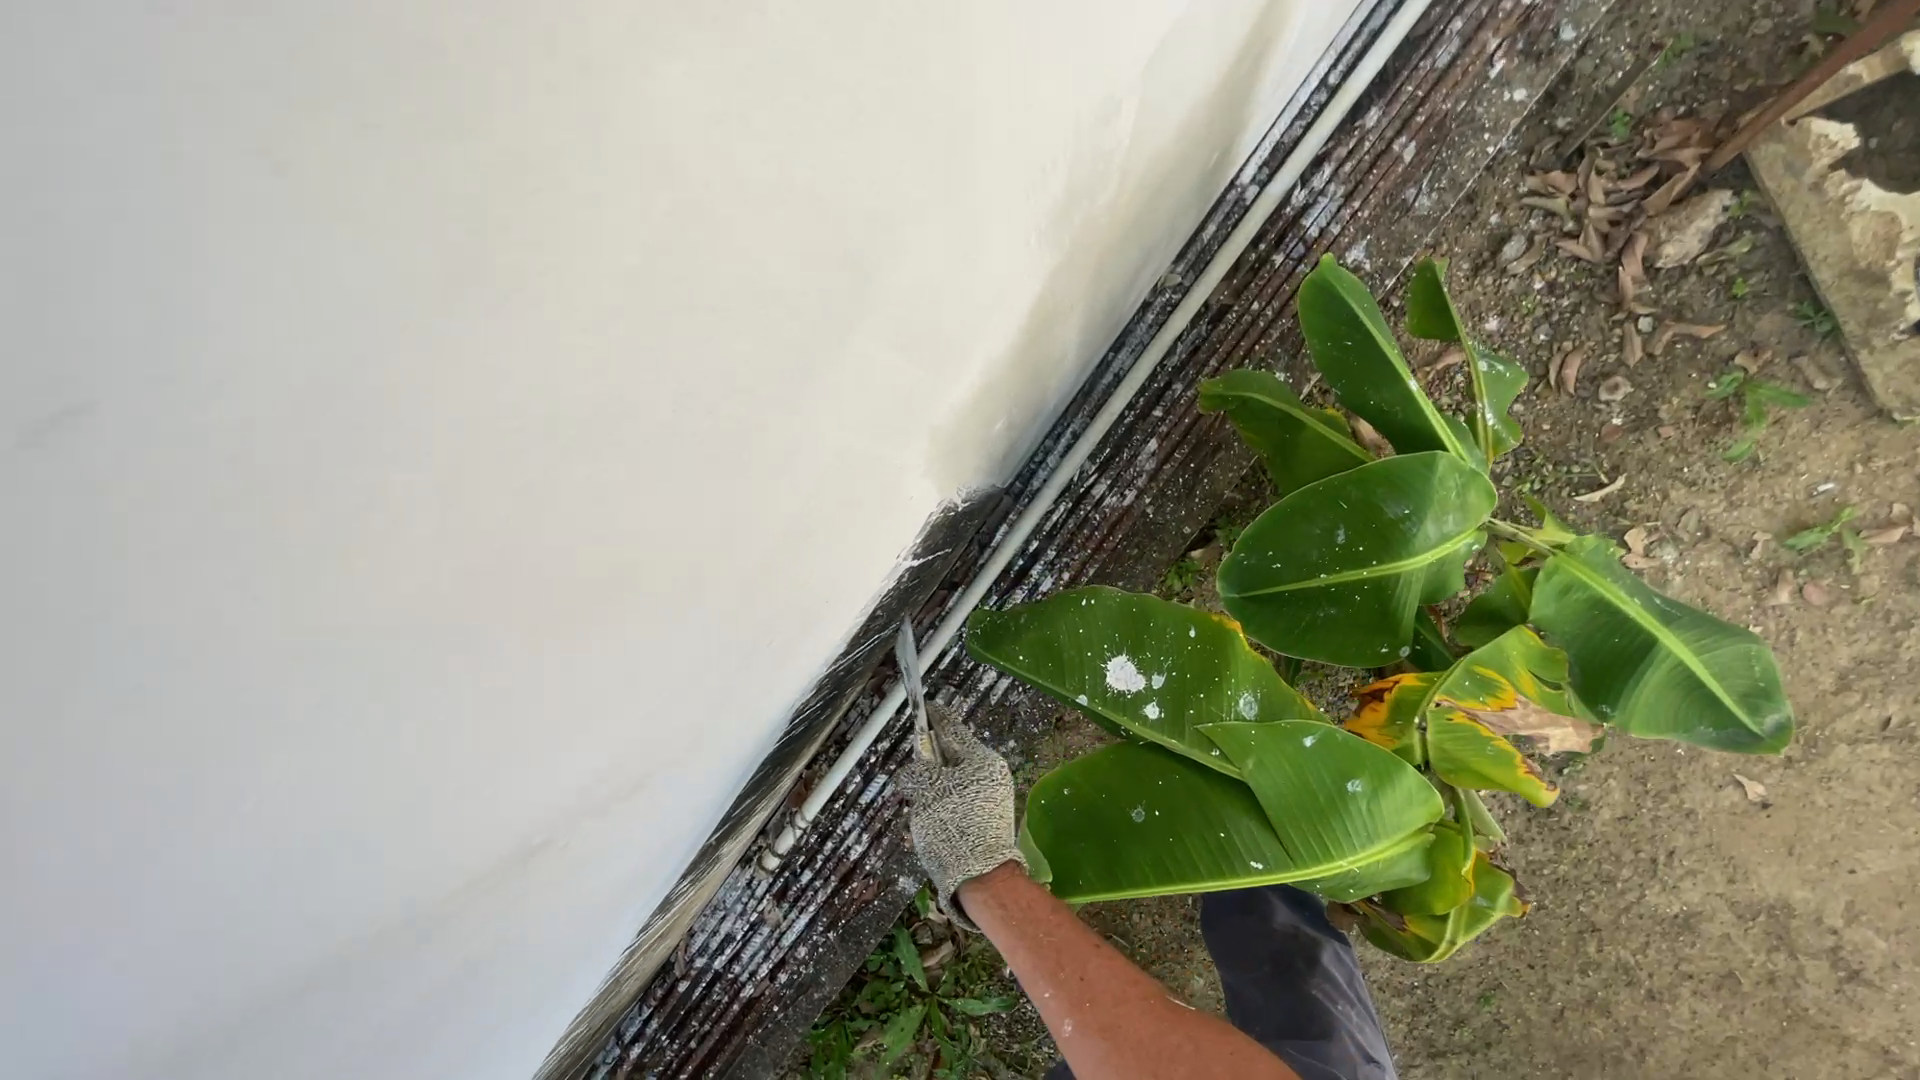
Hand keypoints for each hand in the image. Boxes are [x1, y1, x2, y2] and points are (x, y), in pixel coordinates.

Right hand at [898, 703, 1026, 928]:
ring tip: (919, 805)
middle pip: (953, 757)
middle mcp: (991, 774)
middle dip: (930, 762)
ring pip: (953, 782)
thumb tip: (913, 772)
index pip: (952, 729)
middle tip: (912, 771)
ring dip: (934, 788)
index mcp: (981, 760)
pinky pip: (958, 802)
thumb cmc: (954, 828)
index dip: (934, 717)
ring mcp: (992, 798)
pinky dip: (942, 805)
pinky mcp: (988, 819)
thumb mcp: (927, 792)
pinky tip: (930, 823)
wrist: (982, 879)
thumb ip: (918, 772)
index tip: (925, 707)